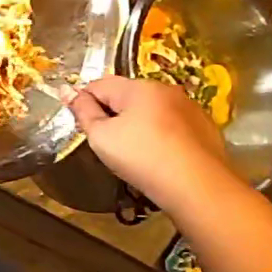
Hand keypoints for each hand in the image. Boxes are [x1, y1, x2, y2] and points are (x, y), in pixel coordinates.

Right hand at [65, 75, 231, 202]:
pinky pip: (172, 125)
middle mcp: (165, 90)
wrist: (198, 187)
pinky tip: (158, 157)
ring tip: (133, 153)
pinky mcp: (204, 128)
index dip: (84, 101)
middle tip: (106, 143)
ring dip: (137, 124)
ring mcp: (189, 107)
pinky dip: (160, 136)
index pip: (99, 85)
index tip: (80, 123)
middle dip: (112, 113)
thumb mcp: (101, 137)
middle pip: (126, 96)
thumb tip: (66, 90)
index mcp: (138, 87)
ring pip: (151, 110)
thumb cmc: (142, 158)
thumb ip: (83, 112)